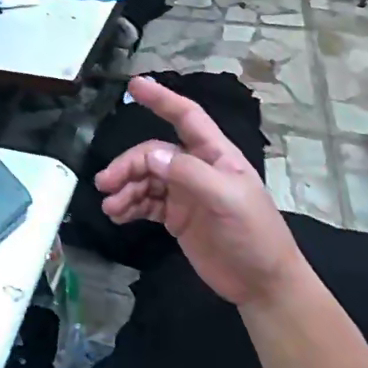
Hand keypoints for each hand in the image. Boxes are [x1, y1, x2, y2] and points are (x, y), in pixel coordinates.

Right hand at [96, 76, 307, 307]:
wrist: (261, 283)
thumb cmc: (254, 235)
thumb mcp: (227, 200)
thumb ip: (189, 174)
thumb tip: (151, 155)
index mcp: (216, 155)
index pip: (187, 117)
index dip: (162, 99)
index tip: (134, 85)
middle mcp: (198, 168)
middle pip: (155, 154)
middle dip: (129, 164)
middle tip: (105, 184)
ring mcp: (186, 194)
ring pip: (147, 179)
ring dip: (125, 188)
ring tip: (110, 208)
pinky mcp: (177, 218)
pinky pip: (147, 203)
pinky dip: (130, 206)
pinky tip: (118, 216)